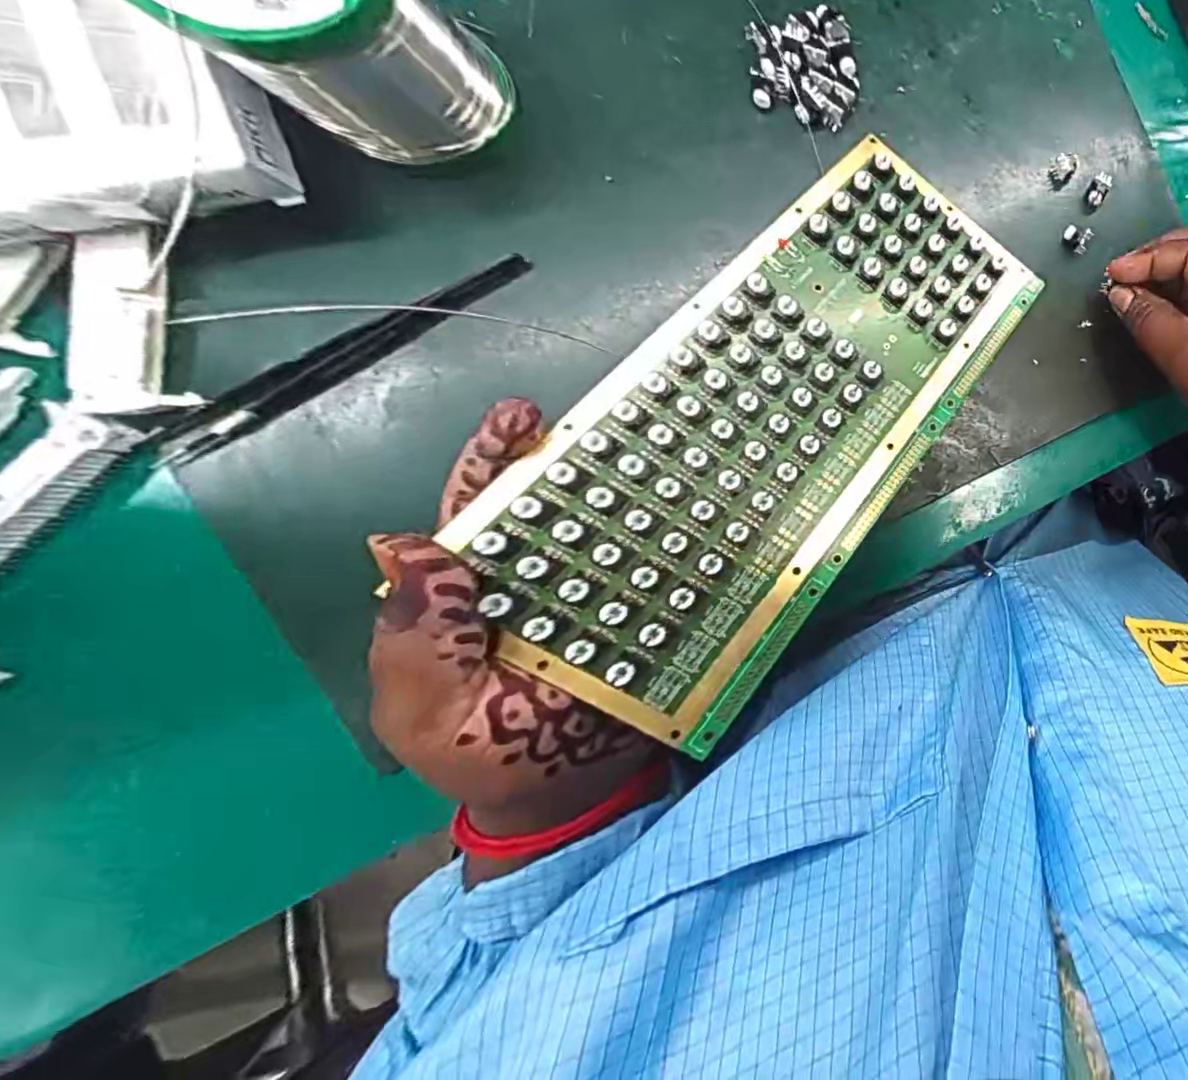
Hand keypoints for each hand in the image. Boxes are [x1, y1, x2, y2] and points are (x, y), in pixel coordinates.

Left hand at [367, 399, 660, 879]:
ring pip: (611, 536)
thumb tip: (408, 545)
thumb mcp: (429, 709)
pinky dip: (672, 550)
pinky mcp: (638, 622)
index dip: (493, 461)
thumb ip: (417, 639)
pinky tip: (693, 527)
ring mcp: (595, 602)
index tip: (522, 417)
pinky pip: (654, 578)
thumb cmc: (488, 760)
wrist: (568, 801)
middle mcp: (538, 585)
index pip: (478, 514)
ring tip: (661, 463)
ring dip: (632, 498)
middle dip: (577, 462)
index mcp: (474, 596)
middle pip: (555, 510)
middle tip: (610, 428)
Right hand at [1107, 226, 1187, 469]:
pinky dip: (1182, 280)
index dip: (1150, 258)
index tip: (1113, 273)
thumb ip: (1149, 319)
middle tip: (1122, 273)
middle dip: (1160, 255)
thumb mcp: (1184, 357)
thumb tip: (1118, 292)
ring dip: (1169, 265)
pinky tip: (1157, 290)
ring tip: (1135, 279)